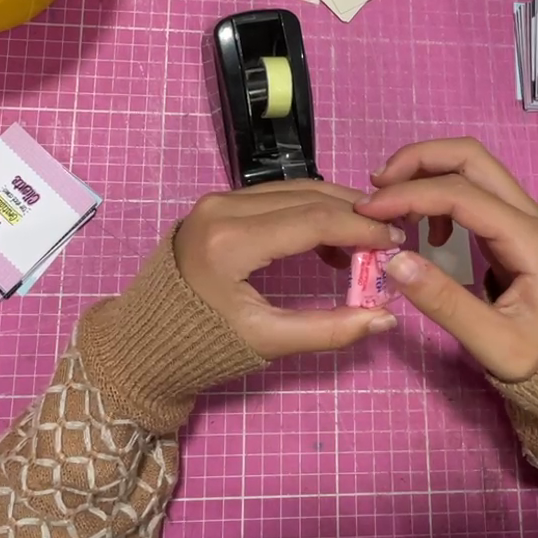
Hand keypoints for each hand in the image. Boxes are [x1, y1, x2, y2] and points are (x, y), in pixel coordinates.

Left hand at [175, 180, 404, 358]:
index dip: (360, 229)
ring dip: (333, 209)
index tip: (395, 242)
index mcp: (231, 240)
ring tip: (365, 240)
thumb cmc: (201, 347)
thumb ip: (329, 329)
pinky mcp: (218, 204)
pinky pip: (274, 197)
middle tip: (388, 239)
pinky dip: (308, 211)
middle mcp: (223, 207)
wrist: (142, 344)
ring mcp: (217, 201)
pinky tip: (328, 242)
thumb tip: (386, 316)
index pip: (312, 220)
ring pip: (292, 190)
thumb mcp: (267, 340)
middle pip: (306, 196)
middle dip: (353, 214)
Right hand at [356, 139, 537, 381]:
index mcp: (529, 241)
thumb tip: (393, 260)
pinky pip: (471, 186)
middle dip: (418, 160)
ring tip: (391, 204)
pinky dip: (438, 190)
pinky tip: (425, 230)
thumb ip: (443, 302)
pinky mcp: (510, 221)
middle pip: (470, 156)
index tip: (368, 209)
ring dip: (425, 170)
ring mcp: (521, 213)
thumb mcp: (493, 344)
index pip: (462, 193)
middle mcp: (529, 214)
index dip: (411, 194)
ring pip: (470, 164)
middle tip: (376, 186)